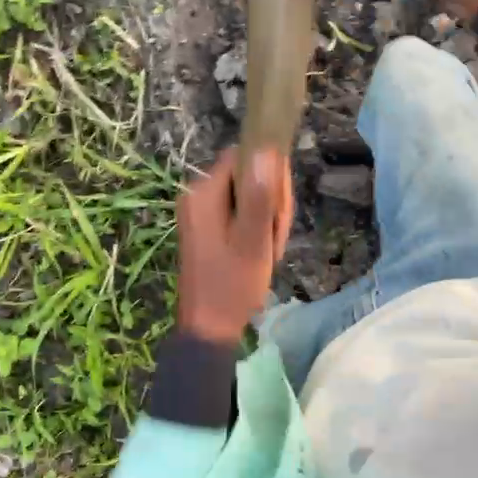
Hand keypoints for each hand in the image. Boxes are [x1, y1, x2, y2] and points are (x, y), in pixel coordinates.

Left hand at [176, 147, 294, 343]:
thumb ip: (259, 193)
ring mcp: (201, 211)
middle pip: (248, 174)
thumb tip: (266, 149)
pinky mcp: (207, 227)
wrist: (209, 328)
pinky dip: (256, 228)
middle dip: (270, 202)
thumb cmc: (232, 284)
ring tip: (269, 251)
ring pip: (248, 195)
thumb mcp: (252, 239)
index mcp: (203, 192)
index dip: (270, 176)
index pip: (244, 156)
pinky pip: (239, 212)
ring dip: (267, 219)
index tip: (280, 210)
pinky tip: (262, 252)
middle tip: (275, 240)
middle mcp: (197, 195)